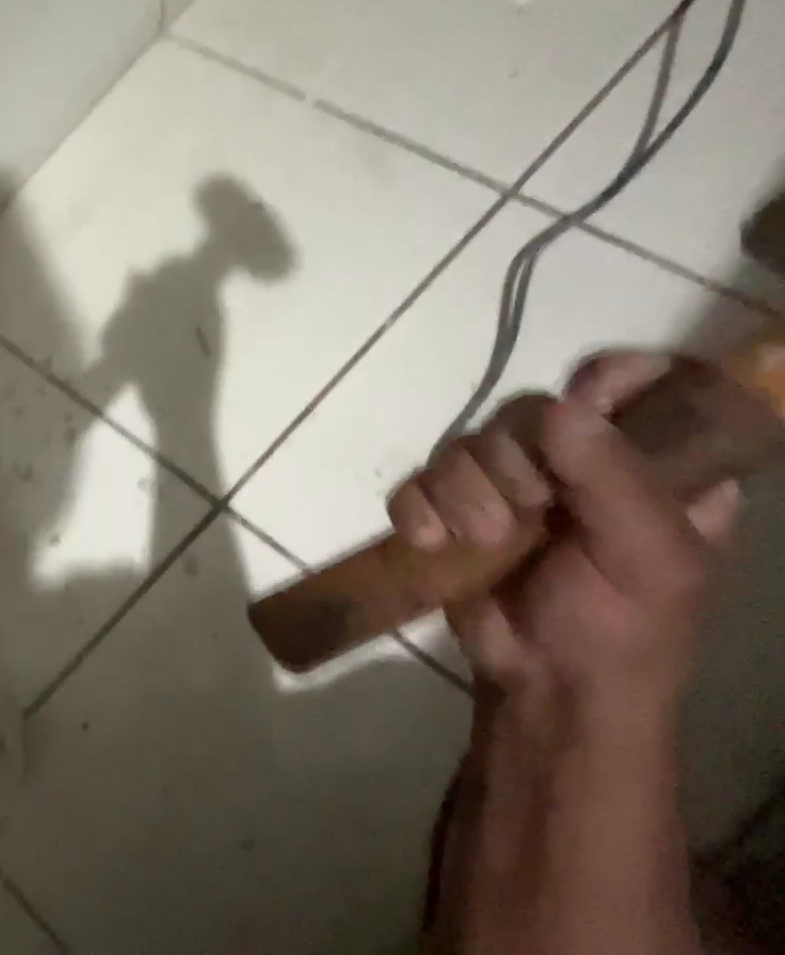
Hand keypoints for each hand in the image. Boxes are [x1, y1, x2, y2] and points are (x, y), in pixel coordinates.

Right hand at [387, 352, 738, 728]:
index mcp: (649, 464)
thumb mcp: (648, 555)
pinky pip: (415, 484)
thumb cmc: (622, 627)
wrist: (543, 684)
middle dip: (510, 464)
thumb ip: (615, 479)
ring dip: (459, 496)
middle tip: (525, 512)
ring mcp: (505, 487)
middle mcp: (576, 464)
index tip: (578, 413)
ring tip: (477, 542)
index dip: (607, 381)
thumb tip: (562, 408)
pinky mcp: (448, 512)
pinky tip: (428, 543)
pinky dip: (415, 512)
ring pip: (462, 448)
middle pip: (524, 414)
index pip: (634, 383)